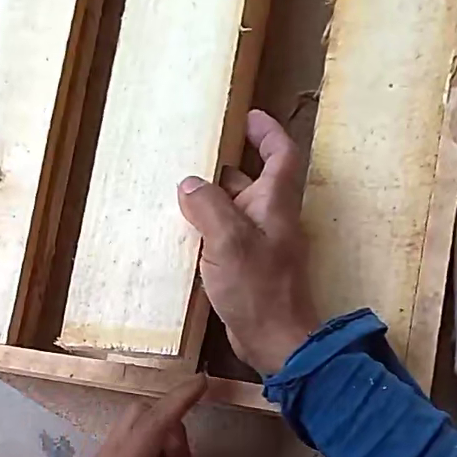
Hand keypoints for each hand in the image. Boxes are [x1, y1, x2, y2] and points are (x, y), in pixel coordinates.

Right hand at [178, 110, 321, 375]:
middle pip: (251, 182)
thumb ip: (207, 206)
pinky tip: (183, 235)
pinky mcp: (248, 271)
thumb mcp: (228, 240)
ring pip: (235, 212)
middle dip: (225, 167)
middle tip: (191, 156)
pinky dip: (208, 232)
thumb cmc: (258, 288)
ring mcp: (260, 247)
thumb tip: (189, 183)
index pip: (281, 154)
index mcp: (275, 204)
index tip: (247, 115)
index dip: (267, 131)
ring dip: (211, 201)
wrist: (275, 341)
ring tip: (176, 192)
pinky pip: (227, 241)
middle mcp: (271, 220)